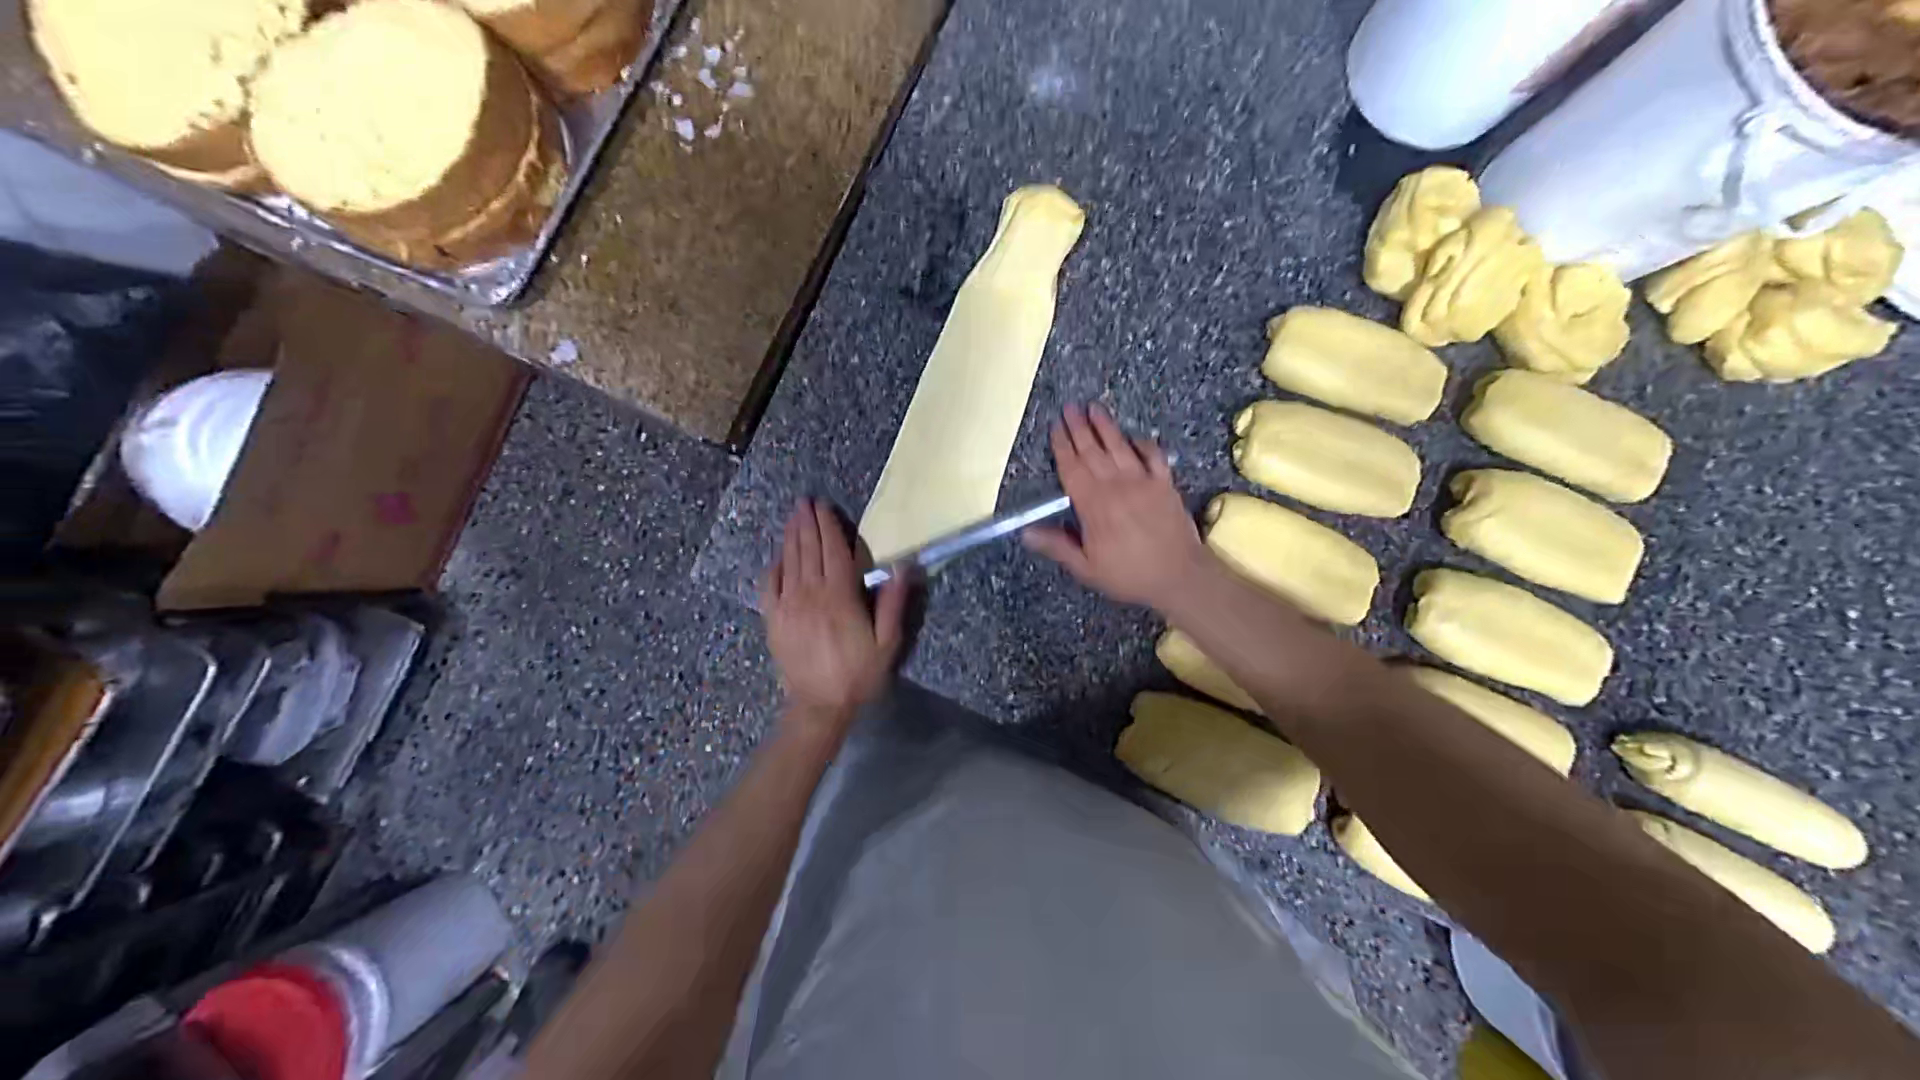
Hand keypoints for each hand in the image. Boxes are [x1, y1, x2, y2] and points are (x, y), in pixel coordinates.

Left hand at [760, 498, 909, 735]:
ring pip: (789, 561)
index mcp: (840, 596)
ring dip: (791, 536)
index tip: (824, 505)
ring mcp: (788, 605)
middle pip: (809, 549)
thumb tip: (902, 567)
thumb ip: (892, 603)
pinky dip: (773, 566)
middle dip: (807, 523)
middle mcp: (811, 593)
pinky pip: (770, 585)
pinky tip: (777, 556)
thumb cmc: (858, 674)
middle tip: (805, 502)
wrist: (818, 705)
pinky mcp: (773, 618)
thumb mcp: (886, 643)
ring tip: (793, 516)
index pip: (835, 551)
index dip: (829, 526)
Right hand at [1022, 403, 1208, 608]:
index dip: (1062, 445)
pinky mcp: (1165, 483)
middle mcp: (1116, 485)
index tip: (1055, 427)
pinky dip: (1142, 443)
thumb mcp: (1086, 568)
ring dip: (1105, 425)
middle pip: (1092, 450)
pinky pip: (1152, 455)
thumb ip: (1057, 546)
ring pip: (1119, 446)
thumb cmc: (1129, 575)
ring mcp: (1143, 481)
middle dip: (1078, 427)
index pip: (1072, 468)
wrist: (1179, 576)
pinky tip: (1134, 437)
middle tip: (1069, 407)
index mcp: (1093, 505)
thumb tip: (1026, 532)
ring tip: (1094, 407)